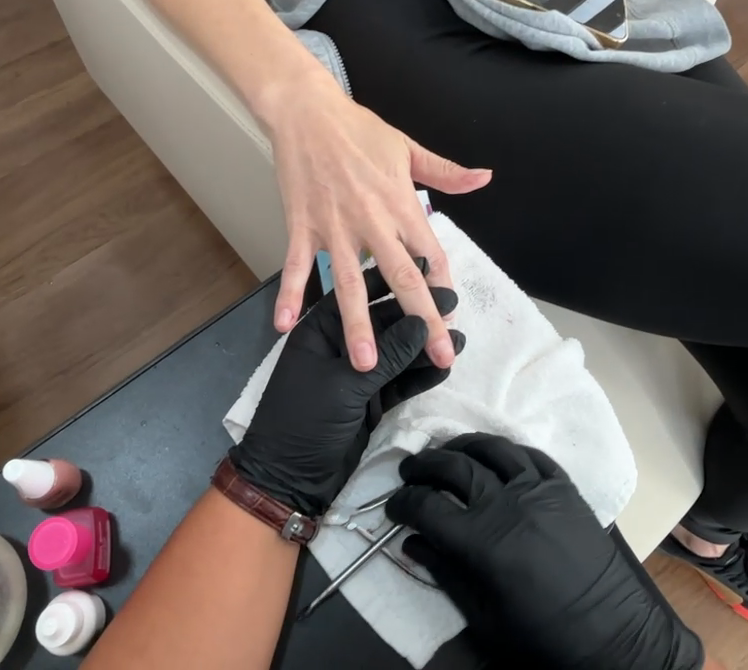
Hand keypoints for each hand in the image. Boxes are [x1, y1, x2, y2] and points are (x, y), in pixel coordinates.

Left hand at [230, 267, 464, 517]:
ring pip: (395, 354)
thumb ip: (386, 355)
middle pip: (384, 324)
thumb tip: (423, 323)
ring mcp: (355, 374)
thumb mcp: (345, 384)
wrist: (288, 479)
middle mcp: (340, 345)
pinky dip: (419, 375)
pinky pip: (397, 382)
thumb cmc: (303, 420)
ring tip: (460, 337)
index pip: (361, 297)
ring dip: (424, 347)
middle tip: (453, 303)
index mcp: (321, 330)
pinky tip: (444, 368)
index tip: (425, 268)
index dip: (393, 283)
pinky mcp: (368, 400)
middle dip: (417, 315)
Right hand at [262, 77, 490, 371]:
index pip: (431, 255)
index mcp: (401, 204)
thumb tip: (484, 178)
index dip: (444, 289)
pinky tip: (285, 326)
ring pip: (350, 283)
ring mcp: (335, 228)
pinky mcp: (303, 226)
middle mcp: (373, 222)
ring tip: (365, 363)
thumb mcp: (407, 148)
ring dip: (358, 324)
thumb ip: (445, 172)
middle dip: (421, 320)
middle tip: (437, 358)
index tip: (452, 320)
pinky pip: (297, 267)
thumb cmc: (358, 129)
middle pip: (401, 278)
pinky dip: (290, 295)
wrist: (308, 113)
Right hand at [389, 434, 703, 669]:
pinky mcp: (564, 488)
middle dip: (425, 465)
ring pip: (492, 449)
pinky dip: (507, 451)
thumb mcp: (484, 618)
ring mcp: (538, 489)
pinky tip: (496, 456)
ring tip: (448, 452)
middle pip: (454, 466)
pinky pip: (530, 455)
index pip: (427, 507)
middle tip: (411, 471)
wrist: (612, 635)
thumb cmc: (542, 635)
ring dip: (463, 446)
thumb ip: (445, 573)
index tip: (394, 506)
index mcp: (482, 541)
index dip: (404, 503)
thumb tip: (412, 543)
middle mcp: (506, 503)